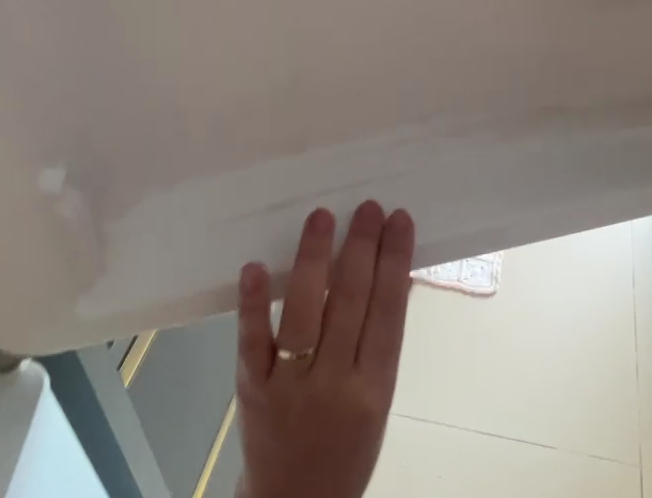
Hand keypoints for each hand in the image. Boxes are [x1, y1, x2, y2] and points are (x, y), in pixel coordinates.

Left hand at [235, 202, 416, 497]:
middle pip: (350, 306)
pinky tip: (257, 267)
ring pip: (304, 315)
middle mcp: (334, 384)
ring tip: (322, 217)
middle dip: (361, 250)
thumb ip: (382, 342)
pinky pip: (252, 343)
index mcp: (374, 389)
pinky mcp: (251, 389)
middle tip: (367, 207)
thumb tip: (398, 276)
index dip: (395, 263)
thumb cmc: (346, 445)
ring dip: (313, 262)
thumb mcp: (378, 400)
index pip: (388, 314)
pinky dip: (253, 306)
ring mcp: (289, 386)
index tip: (400, 220)